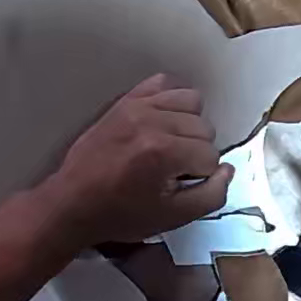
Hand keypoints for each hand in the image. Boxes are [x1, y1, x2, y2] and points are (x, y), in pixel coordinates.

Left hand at [37, 74, 234, 246]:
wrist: (73, 204)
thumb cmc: (122, 214)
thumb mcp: (174, 218)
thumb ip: (212, 195)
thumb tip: (227, 170)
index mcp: (164, 152)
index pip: (211, 156)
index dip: (202, 176)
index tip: (180, 186)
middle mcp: (153, 122)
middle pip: (205, 128)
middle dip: (197, 152)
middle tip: (175, 171)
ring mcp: (137, 107)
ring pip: (192, 101)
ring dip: (190, 125)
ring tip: (173, 145)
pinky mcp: (125, 101)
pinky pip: (163, 83)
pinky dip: (171, 99)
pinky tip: (165, 121)